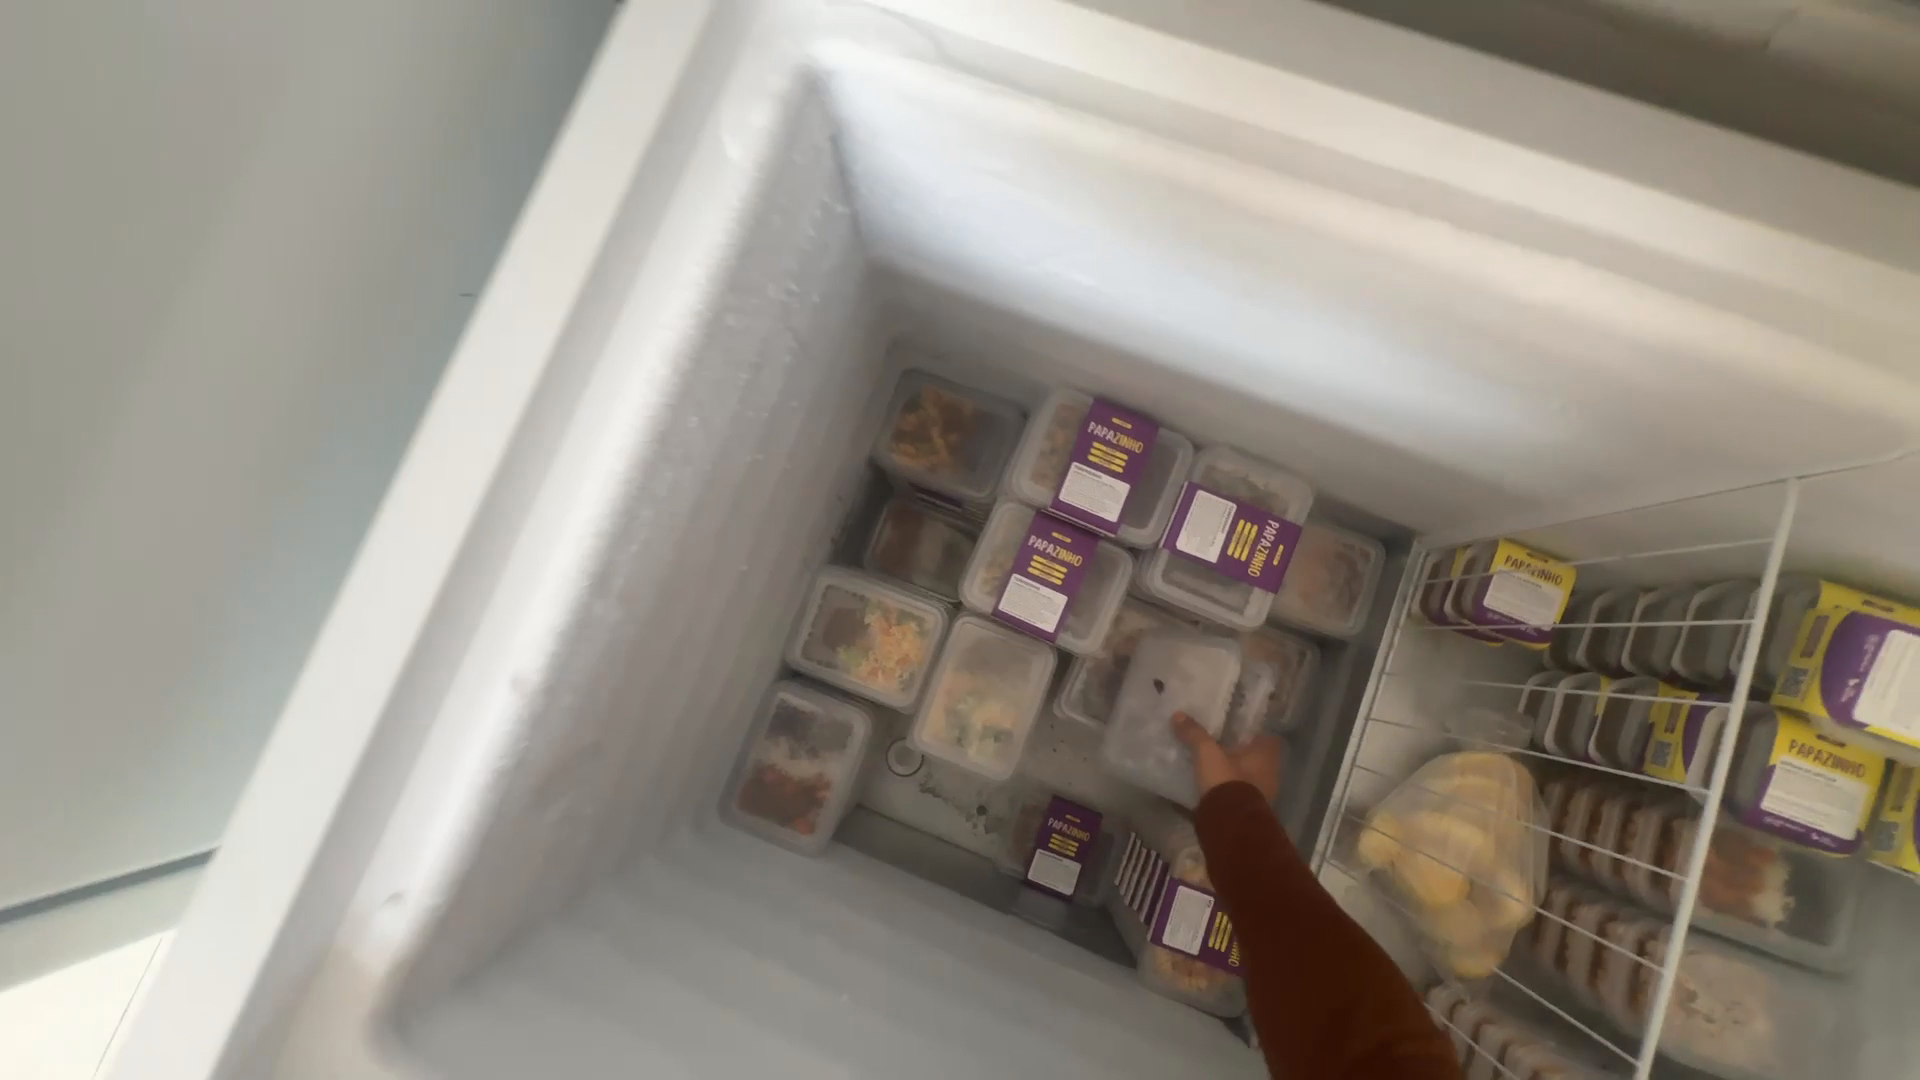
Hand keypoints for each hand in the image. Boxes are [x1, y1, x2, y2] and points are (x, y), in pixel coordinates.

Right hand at [1171, 711, 1283, 802]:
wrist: (1230, 824)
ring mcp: (1262, 793)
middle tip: (1218, 742)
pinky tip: (1211, 783)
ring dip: (1233, 770)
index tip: (1235, 727)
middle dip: (1238, 751)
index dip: (1252, 731)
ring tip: (1210, 762)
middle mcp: (1270, 773)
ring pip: (1247, 775)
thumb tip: (1178, 715)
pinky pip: (1239, 791)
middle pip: (1255, 756)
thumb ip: (1194, 734)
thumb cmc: (1226, 780)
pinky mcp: (1249, 809)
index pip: (1266, 736)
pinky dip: (1228, 787)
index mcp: (1266, 755)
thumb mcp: (1207, 752)